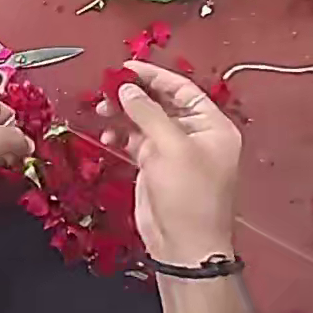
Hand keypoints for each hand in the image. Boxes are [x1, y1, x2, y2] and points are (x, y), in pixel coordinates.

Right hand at [96, 61, 242, 265]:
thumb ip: (146, 113)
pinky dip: (120, 134)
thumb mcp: (170, 148)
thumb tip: (126, 87)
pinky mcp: (154, 164)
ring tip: (101, 109)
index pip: (182, 89)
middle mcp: (194, 133)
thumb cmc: (188, 195)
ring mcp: (173, 149)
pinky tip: (107, 135)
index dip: (154, 76)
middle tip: (107, 87)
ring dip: (122, 113)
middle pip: (161, 102)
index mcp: (211, 126)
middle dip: (134, 94)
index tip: (126, 67)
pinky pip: (135, 139)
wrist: (184, 246)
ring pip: (144, 119)